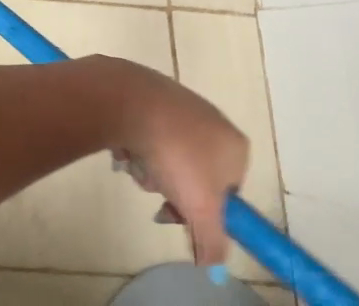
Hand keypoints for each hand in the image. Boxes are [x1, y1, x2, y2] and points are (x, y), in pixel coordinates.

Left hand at [94, 56, 249, 266]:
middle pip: (193, 174)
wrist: (129, 101)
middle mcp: (212, 121)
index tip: (181, 217)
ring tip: (135, 162)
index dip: (204, 211)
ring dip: (148, 168)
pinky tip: (123, 145)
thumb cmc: (176, 156)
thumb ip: (212, 243)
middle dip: (170, 187)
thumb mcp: (202, 212)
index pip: (228, 192)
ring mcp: (179, 104)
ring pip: (165, 155)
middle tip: (153, 186)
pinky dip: (133, 144)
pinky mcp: (149, 94)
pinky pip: (144, 132)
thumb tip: (211, 263)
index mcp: (235, 147)